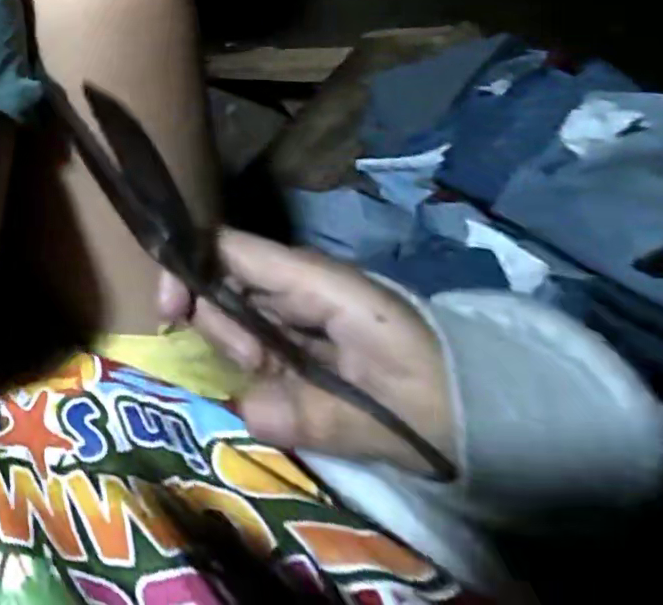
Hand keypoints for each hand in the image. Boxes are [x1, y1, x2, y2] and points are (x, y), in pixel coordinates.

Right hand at [158, 229, 455, 475]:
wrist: (491, 407)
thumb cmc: (442, 396)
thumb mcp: (382, 416)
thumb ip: (313, 415)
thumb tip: (245, 412)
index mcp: (311, 281)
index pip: (225, 247)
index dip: (187, 266)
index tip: (171, 311)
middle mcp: (293, 284)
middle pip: (218, 278)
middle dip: (216, 321)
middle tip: (252, 364)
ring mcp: (293, 306)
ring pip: (229, 307)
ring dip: (232, 344)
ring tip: (272, 380)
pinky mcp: (295, 331)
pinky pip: (248, 331)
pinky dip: (242, 356)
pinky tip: (264, 381)